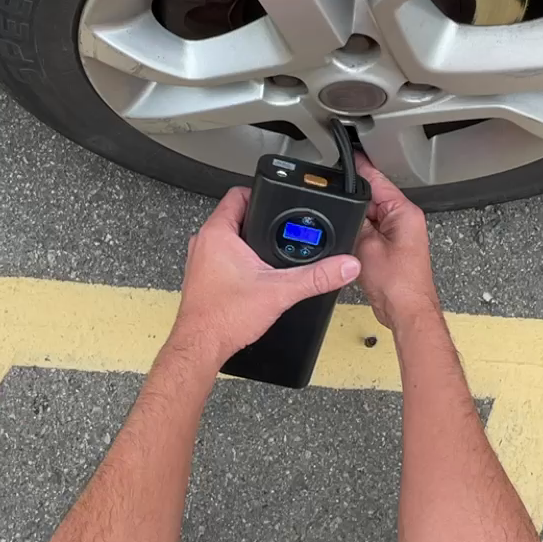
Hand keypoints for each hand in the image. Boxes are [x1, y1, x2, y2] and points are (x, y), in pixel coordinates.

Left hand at [169, 186, 360, 361]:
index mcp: (218, 233)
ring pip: (228, 237)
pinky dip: (238, 260)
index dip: (262, 194)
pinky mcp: (201, 277)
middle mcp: (203, 242)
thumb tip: (343, 265)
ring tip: (269, 252)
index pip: (239, 194)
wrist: (201, 347)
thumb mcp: (280, 292)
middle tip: (280, 230)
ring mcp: (199, 259)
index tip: (279, 202)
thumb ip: (316, 277)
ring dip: (249, 241)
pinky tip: (254, 275)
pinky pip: (221, 256)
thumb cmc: (224, 318)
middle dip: (261, 221)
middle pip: (236, 215)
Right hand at [352, 156, 441, 329]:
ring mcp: (401, 234)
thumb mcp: (365, 247)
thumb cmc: (398, 285)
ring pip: (372, 216)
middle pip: (373, 197)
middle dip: (354, 200)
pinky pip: (374, 231)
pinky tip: (353, 244)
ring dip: (358, 220)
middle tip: (334, 202)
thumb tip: (346, 210)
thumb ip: (354, 223)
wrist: (406, 312)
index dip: (359, 168)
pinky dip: (362, 234)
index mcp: (404, 212)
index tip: (348, 156)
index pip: (378, 180)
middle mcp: (406, 220)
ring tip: (346, 231)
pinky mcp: (394, 247)